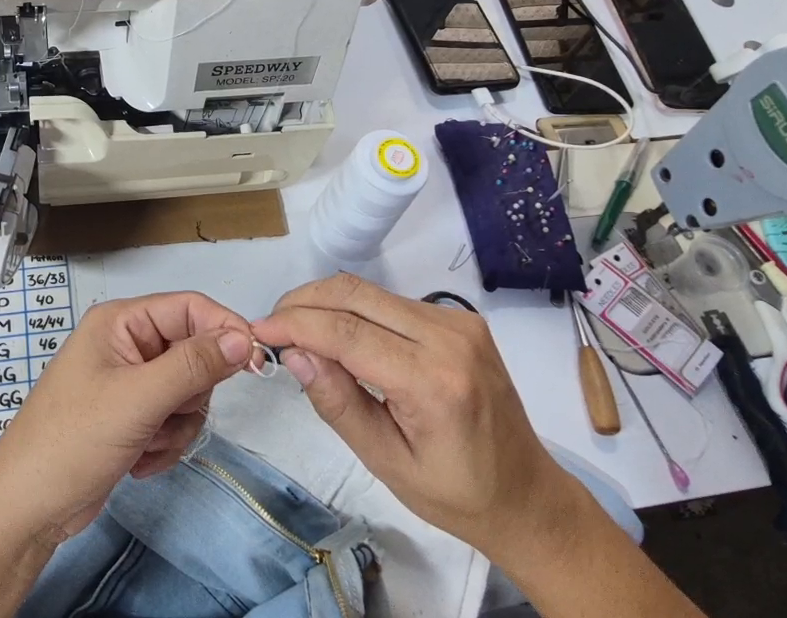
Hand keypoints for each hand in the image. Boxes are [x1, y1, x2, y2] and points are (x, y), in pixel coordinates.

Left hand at [0, 291, 254, 541]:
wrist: (28, 510)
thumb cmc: (73, 441)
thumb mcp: (138, 399)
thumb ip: (194, 365)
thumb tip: (243, 337)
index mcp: (121, 322)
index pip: (190, 308)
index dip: (224, 329)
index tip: (254, 362)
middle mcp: (127, 345)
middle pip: (194, 352)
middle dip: (191, 393)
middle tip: (170, 415)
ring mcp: (129, 383)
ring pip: (189, 392)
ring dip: (177, 425)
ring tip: (147, 444)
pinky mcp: (132, 418)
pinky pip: (174, 420)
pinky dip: (166, 444)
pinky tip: (139, 462)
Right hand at [251, 274, 581, 566]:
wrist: (527, 493)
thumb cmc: (457, 494)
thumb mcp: (387, 462)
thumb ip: (338, 404)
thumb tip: (295, 354)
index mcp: (435, 381)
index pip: (347, 332)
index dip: (295, 325)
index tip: (258, 330)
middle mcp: (450, 337)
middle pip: (356, 295)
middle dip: (303, 302)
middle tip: (271, 327)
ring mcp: (459, 321)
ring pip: (371, 291)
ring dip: (326, 303)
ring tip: (296, 333)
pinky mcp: (460, 319)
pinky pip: (391, 302)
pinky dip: (354, 310)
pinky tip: (337, 336)